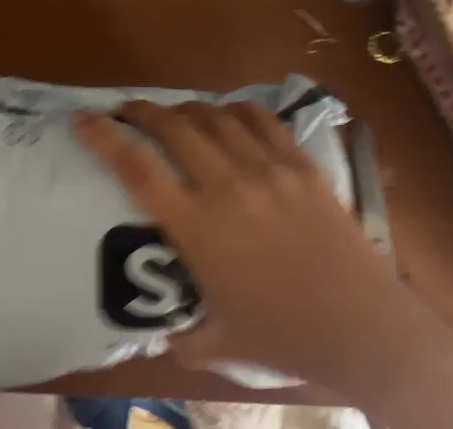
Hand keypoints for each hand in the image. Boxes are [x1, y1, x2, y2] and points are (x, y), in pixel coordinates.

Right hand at [75, 101, 452, 428]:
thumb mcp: (220, 343)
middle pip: (173, 127)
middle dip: (143, 110)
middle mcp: (228, 188)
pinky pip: (263, 121)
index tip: (83, 116)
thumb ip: (182, 335)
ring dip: (188, 109)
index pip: (137, 168)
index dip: (103, 136)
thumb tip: (161, 331)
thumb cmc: (287, 339)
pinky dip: (237, 109)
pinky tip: (229, 114)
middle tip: (128, 110)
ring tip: (177, 114)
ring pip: (215, 117)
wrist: (369, 332)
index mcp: (199, 228)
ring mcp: (269, 172)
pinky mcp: (304, 168)